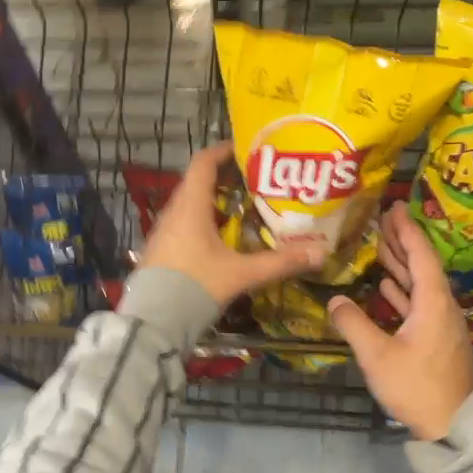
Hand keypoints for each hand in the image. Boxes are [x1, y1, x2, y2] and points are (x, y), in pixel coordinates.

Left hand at [135, 143, 323, 305]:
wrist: (153, 322)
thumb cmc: (195, 288)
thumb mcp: (240, 275)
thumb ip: (278, 263)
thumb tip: (319, 255)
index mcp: (190, 207)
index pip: (203, 163)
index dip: (223, 151)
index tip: (245, 150)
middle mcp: (173, 213)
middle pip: (197, 184)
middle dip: (225, 181)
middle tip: (253, 185)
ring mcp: (163, 234)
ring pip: (190, 208)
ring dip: (214, 206)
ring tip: (242, 213)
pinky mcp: (159, 253)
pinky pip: (183, 228)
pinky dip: (202, 226)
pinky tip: (220, 243)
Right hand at [327, 203, 472, 439]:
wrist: (450, 422)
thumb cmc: (415, 387)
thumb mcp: (378, 356)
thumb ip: (354, 325)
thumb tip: (335, 300)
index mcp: (432, 303)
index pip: (421, 256)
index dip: (407, 231)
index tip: (394, 208)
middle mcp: (441, 307)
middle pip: (423, 267)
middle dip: (403, 243)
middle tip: (384, 220)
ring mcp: (441, 325)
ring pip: (421, 286)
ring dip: (402, 267)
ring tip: (381, 248)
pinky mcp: (437, 341)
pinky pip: (420, 305)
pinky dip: (404, 293)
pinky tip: (387, 289)